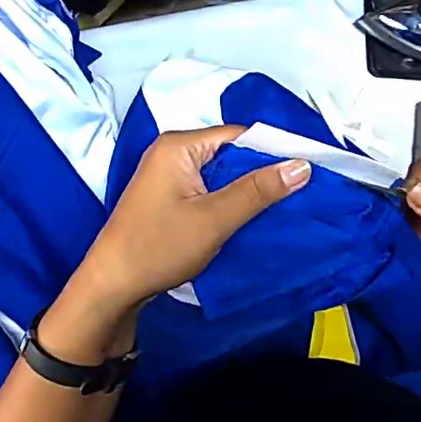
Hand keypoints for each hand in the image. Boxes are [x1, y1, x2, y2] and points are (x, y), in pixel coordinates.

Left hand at [47, 126, 309, 360]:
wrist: (111, 285)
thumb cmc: (158, 247)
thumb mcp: (214, 219)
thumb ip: (257, 190)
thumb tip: (300, 165)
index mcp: (178, 146)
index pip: (237, 135)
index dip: (273, 150)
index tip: (309, 167)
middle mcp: (171, 152)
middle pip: (229, 153)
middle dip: (262, 171)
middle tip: (303, 189)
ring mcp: (167, 175)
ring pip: (220, 174)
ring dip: (246, 189)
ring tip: (285, 204)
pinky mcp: (167, 197)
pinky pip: (207, 189)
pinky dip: (228, 200)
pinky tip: (252, 216)